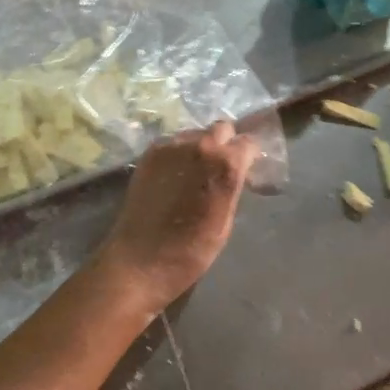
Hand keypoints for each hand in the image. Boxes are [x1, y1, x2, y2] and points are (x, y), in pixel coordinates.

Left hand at [92, 120, 259, 310]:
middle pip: (221, 128)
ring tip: (195, 171)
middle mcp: (200, 145)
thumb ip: (232, 187)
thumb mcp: (224, 222)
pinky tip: (175, 174)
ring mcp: (172, 145)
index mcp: (224, 165)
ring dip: (201, 146)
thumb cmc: (190, 251)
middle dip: (225, 143)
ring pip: (196, 133)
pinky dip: (180, 152)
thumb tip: (236, 171)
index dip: (249, 155)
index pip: (247, 143)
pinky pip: (174, 142)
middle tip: (220, 166)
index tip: (246, 167)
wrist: (140, 260)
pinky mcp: (151, 151)